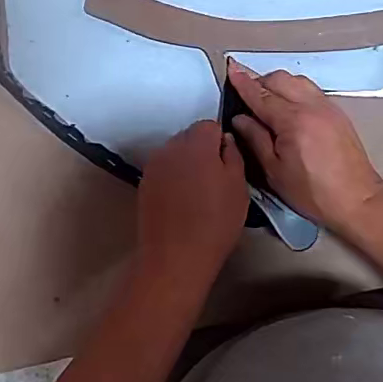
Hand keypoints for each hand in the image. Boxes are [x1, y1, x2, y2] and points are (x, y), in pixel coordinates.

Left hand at [135, 120, 248, 287]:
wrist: (175, 256)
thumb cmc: (215, 222)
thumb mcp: (238, 187)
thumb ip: (233, 156)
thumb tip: (226, 141)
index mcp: (196, 143)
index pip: (210, 125)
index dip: (221, 142)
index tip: (227, 164)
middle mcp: (171, 147)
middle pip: (190, 136)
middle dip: (203, 150)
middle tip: (215, 179)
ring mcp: (154, 165)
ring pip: (175, 152)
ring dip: (186, 163)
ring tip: (197, 192)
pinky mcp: (144, 182)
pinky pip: (163, 169)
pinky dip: (173, 177)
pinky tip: (181, 200)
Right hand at [226, 60, 382, 231]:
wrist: (357, 199)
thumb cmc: (315, 193)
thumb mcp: (274, 171)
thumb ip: (255, 139)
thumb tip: (240, 119)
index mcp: (293, 121)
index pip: (261, 94)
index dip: (243, 82)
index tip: (232, 70)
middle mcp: (312, 107)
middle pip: (279, 79)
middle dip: (259, 81)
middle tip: (246, 95)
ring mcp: (327, 108)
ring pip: (297, 80)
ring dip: (278, 84)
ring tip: (267, 100)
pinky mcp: (337, 113)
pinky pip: (311, 90)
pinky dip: (295, 90)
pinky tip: (289, 107)